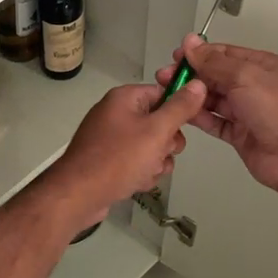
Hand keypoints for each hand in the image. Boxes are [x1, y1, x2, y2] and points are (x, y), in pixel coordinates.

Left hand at [39, 81, 206, 228]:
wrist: (79, 194)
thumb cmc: (119, 158)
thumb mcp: (156, 131)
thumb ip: (180, 108)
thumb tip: (198, 83)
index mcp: (124, 98)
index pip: (162, 94)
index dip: (178, 111)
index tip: (186, 128)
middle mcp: (116, 114)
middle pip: (159, 123)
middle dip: (166, 144)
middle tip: (158, 154)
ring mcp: (111, 139)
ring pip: (151, 147)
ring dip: (155, 163)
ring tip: (144, 172)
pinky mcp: (109, 161)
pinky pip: (137, 162)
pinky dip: (141, 173)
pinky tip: (135, 183)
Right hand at [155, 35, 277, 201]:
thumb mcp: (245, 76)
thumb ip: (214, 62)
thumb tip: (192, 43)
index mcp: (262, 66)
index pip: (224, 54)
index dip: (199, 54)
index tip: (176, 57)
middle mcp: (255, 86)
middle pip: (216, 76)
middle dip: (191, 75)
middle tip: (166, 77)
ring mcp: (248, 111)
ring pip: (213, 99)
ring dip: (192, 96)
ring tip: (168, 93)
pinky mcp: (240, 133)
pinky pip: (215, 121)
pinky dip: (199, 117)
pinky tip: (182, 113)